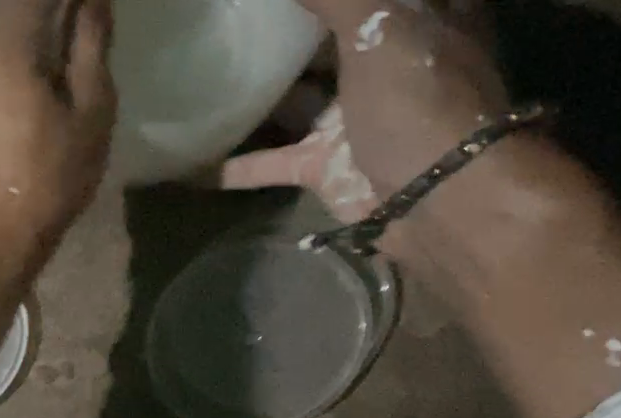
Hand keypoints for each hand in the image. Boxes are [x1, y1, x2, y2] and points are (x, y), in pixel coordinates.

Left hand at [0, 0, 115, 371]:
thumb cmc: (48, 183)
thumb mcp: (91, 111)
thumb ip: (92, 40)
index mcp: (5, 37)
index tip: (102, 5)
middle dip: (57, 2)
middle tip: (92, 12)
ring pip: (0, 11)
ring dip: (37, 12)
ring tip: (78, 24)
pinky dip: (21, 26)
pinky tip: (52, 39)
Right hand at [222, 0, 510, 236]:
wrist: (432, 195)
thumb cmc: (416, 98)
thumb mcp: (379, 27)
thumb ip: (335, 0)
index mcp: (416, 17)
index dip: (329, 0)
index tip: (282, 2)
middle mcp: (386, 62)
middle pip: (328, 40)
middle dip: (289, 35)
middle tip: (240, 26)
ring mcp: (352, 117)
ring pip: (293, 101)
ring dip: (253, 98)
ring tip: (203, 83)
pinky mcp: (323, 165)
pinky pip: (266, 163)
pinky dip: (230, 167)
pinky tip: (188, 165)